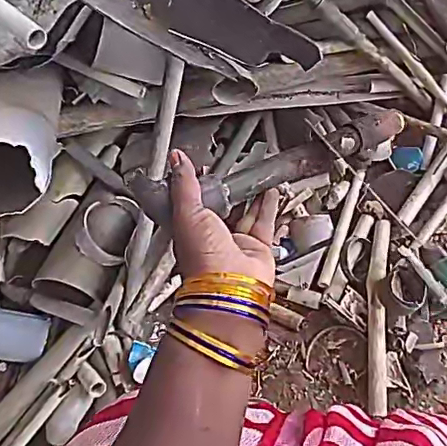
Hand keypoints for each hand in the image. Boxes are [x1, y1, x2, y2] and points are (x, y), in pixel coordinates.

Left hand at [166, 149, 276, 284]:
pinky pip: (264, 221)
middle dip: (226, 188)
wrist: (230, 286)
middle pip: (220, 206)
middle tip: (232, 169)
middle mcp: (211, 237)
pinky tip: (269, 191)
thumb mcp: (187, 213)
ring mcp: (234, 242)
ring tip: (255, 175)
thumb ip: (184, 184)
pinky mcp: (256, 247)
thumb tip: (177, 159)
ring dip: (250, 194)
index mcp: (188, 230)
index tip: (202, 167)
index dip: (197, 184)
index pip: (191, 202)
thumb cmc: (202, 260)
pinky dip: (268, 205)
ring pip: (244, 211)